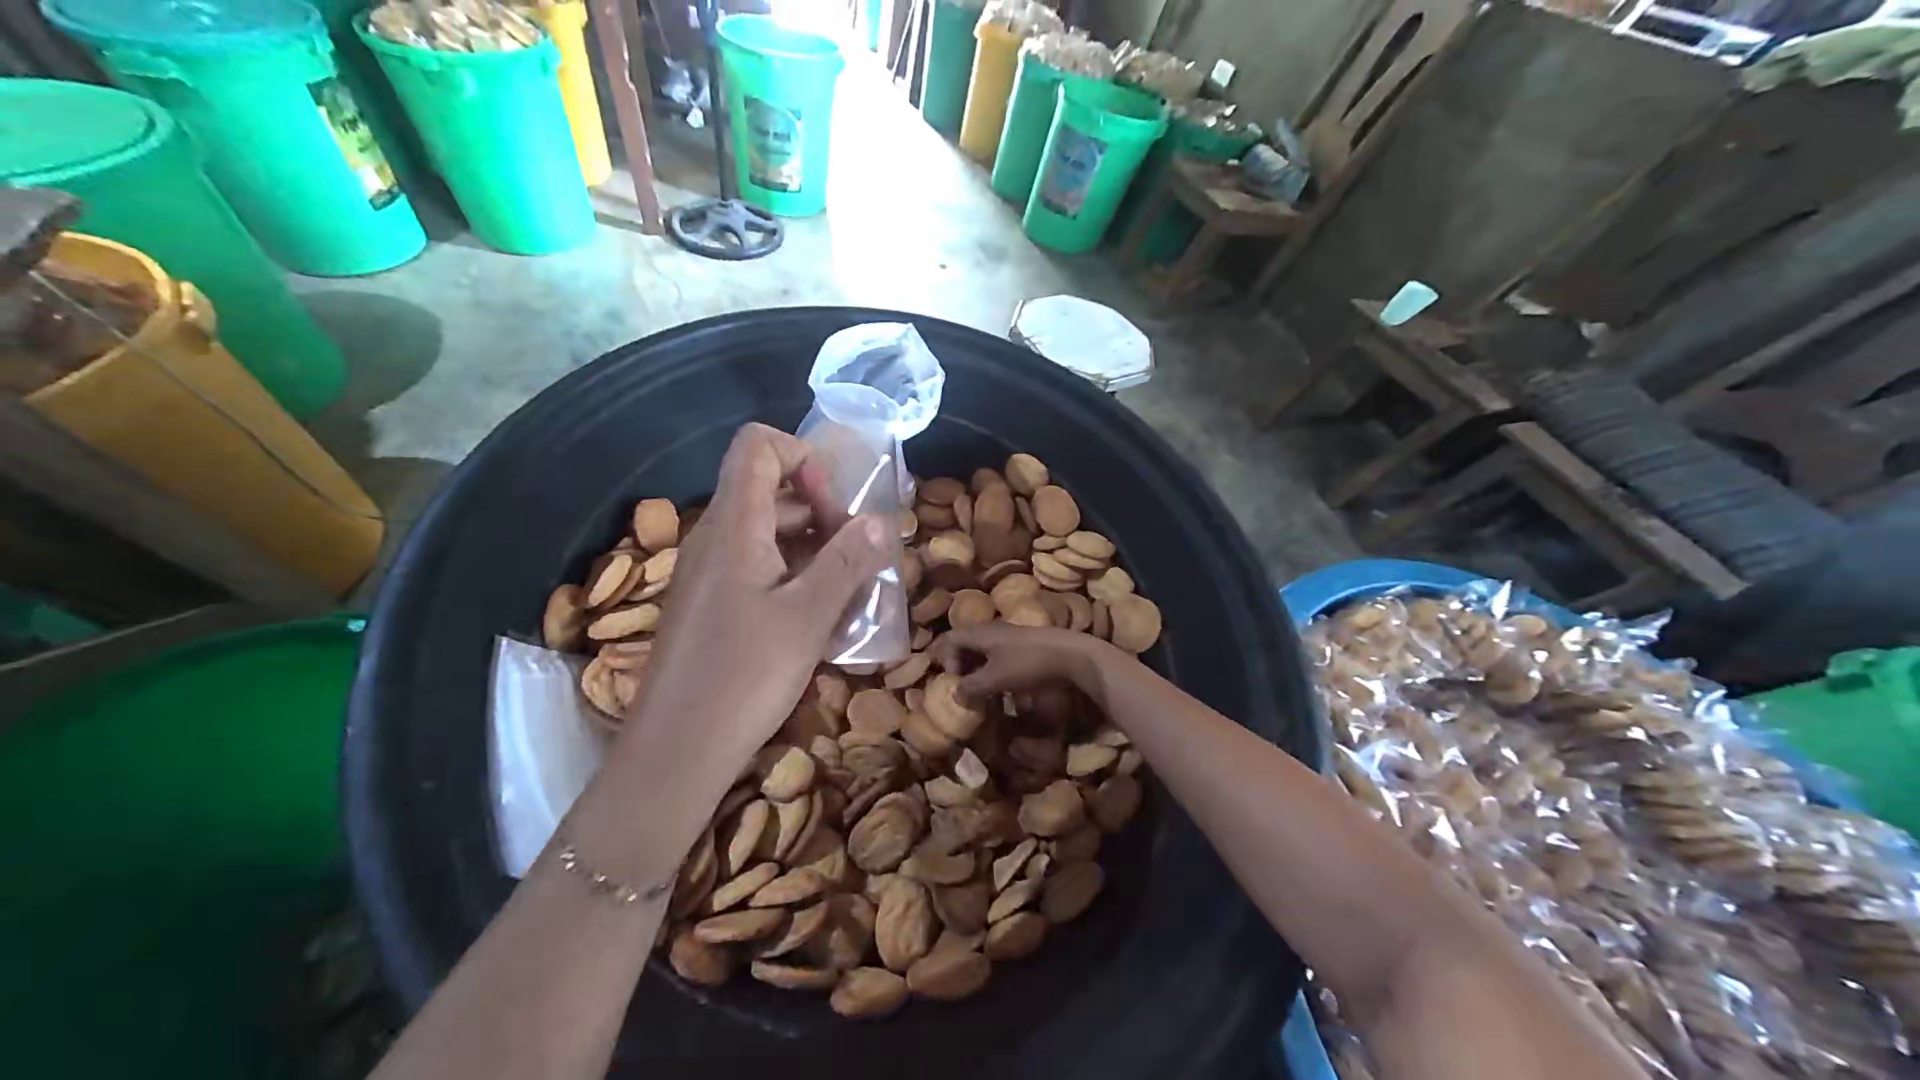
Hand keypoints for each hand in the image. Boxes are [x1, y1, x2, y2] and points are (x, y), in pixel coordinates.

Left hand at [619, 424, 890, 766]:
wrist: (676, 751)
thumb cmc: (744, 677)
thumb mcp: (808, 618)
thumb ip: (847, 562)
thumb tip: (880, 521)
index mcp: (734, 526)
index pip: (758, 446)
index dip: (803, 456)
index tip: (834, 507)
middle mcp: (715, 537)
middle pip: (768, 488)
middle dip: (820, 509)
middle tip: (854, 558)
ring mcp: (708, 572)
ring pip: (766, 532)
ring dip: (813, 548)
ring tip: (847, 592)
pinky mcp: (710, 604)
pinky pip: (755, 566)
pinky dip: (792, 575)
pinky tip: (816, 618)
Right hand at [935, 622, 1123, 701]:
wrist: (1069, 654)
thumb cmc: (1027, 664)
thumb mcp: (995, 679)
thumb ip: (972, 687)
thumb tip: (956, 694)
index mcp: (980, 633)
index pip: (949, 639)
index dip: (945, 660)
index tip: (954, 681)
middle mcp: (991, 630)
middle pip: (965, 643)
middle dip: (960, 666)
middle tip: (964, 687)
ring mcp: (1009, 636)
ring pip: (983, 650)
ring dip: (977, 669)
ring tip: (981, 690)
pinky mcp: (1023, 645)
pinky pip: (998, 655)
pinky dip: (993, 669)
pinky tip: (1002, 686)